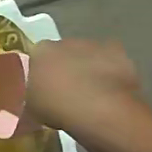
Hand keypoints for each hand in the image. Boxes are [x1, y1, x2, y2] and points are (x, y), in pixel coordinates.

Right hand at [26, 38, 140, 131]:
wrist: (98, 109)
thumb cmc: (58, 108)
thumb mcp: (33, 107)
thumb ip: (35, 94)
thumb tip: (39, 95)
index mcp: (41, 51)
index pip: (38, 57)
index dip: (44, 72)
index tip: (47, 88)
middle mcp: (66, 41)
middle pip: (65, 52)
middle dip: (67, 67)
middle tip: (70, 92)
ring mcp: (94, 45)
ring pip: (89, 55)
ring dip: (90, 68)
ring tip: (93, 94)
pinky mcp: (118, 52)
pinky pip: (112, 61)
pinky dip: (112, 71)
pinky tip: (112, 91)